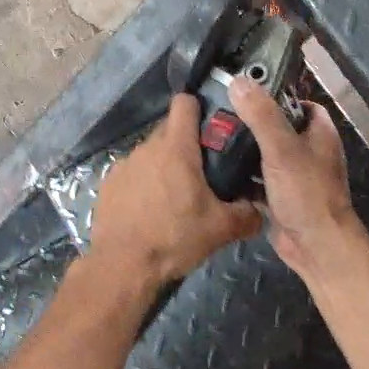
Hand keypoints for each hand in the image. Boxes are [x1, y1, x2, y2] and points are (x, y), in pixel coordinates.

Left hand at [90, 94, 261, 283]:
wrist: (122, 265)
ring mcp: (124, 165)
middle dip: (186, 145)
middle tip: (203, 173)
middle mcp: (147, 148)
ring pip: (150, 154)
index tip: (212, 127)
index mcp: (176, 149)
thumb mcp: (220, 230)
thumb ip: (246, 215)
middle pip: (169, 131)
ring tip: (175, 198)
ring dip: (163, 167)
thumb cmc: (174, 238)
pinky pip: (132, 174)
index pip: (185, 104)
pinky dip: (142, 184)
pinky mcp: (108, 184)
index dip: (199, 108)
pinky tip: (149, 211)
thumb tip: (260, 211)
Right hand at [228, 75, 361, 277]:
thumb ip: (261, 115)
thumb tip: (238, 82)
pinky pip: (257, 180)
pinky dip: (241, 177)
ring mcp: (295, 177)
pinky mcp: (280, 198)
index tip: (247, 91)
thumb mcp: (282, 148)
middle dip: (252, 123)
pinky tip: (217, 170)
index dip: (277, 95)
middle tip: (220, 114)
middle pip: (277, 128)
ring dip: (244, 150)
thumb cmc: (306, 192)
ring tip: (212, 138)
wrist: (316, 246)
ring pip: (265, 155)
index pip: (300, 103)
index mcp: (319, 134)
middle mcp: (309, 152)